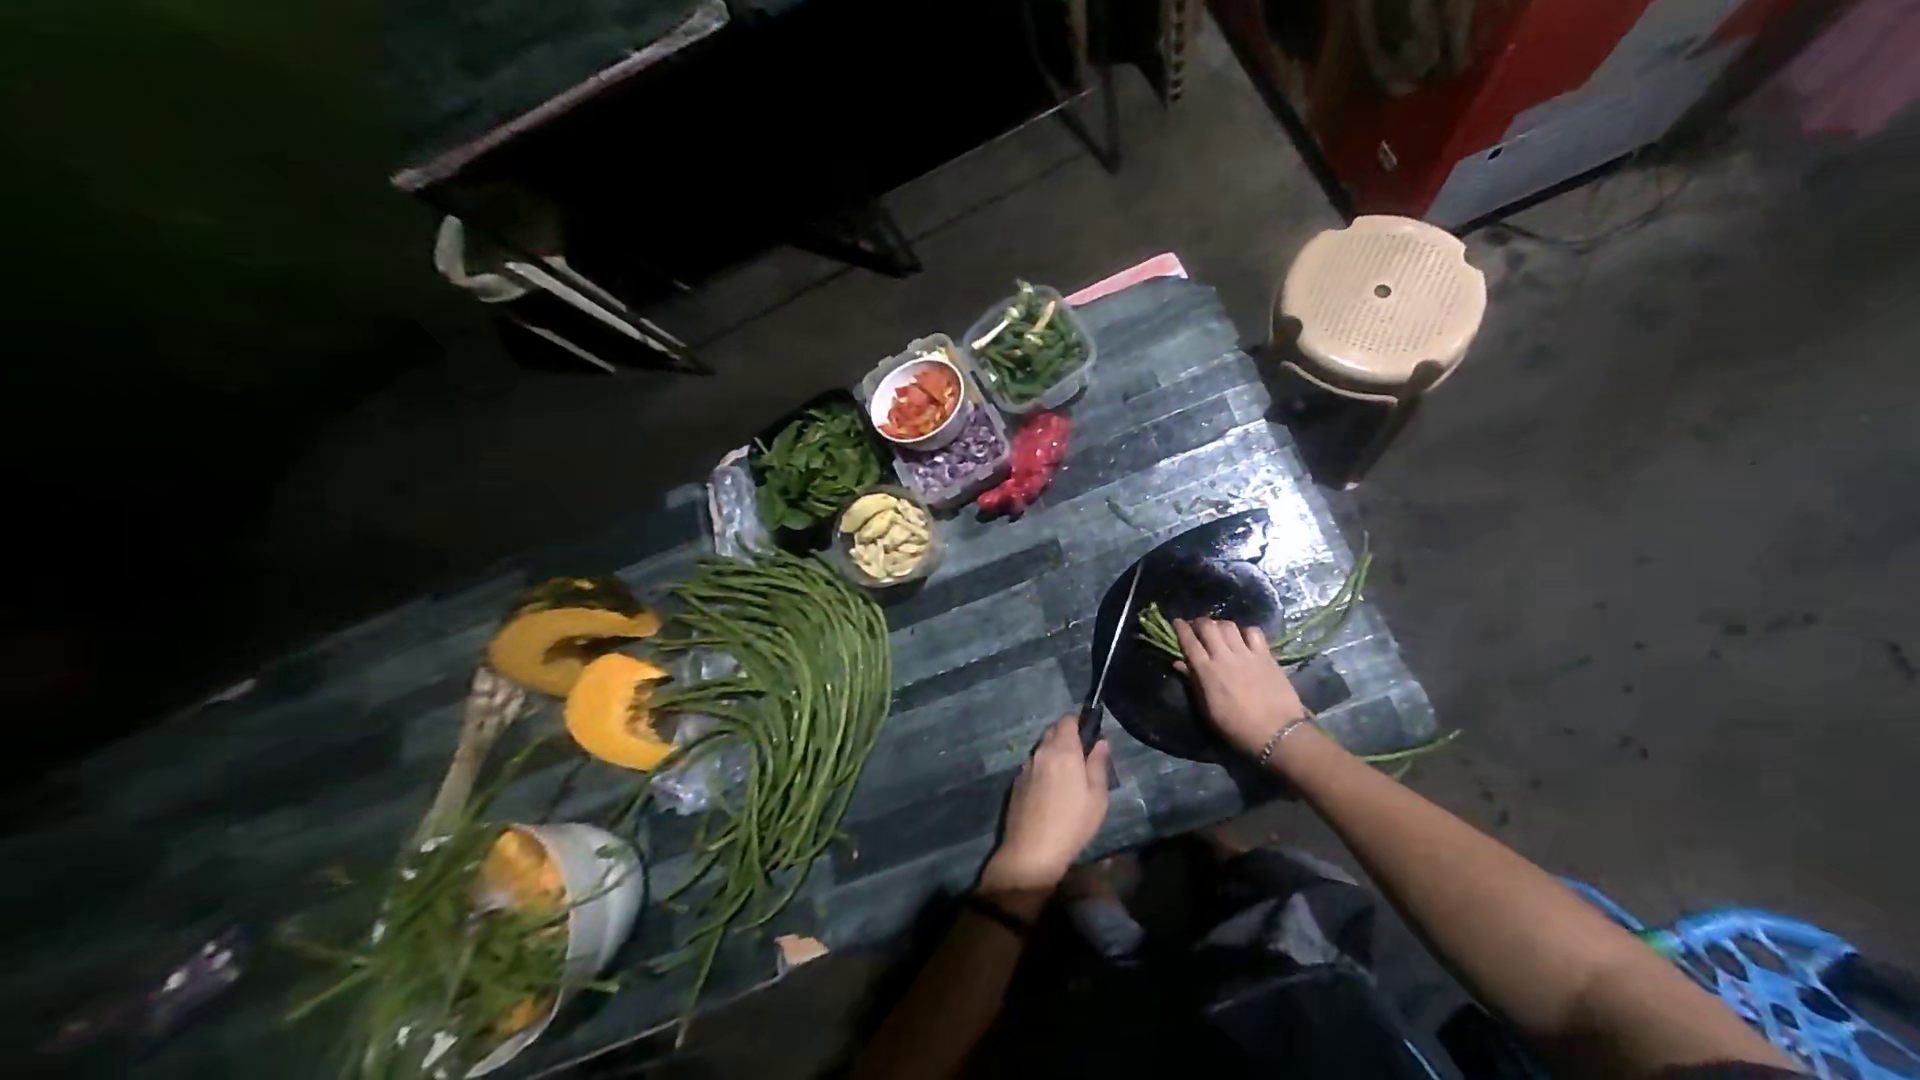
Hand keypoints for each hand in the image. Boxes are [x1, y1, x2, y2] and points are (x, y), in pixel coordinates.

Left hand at [981, 715, 1111, 892]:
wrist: (1031, 850)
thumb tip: (1101, 742)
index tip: (1089, 730)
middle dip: (1067, 735)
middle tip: (1083, 753)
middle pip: (1053, 731)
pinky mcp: (1017, 782)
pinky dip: (1044, 767)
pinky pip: (1034, 765)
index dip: (1078, 720)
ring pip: (1042, 748)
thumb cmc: (1072, 822)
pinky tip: (1051, 788)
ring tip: (1068, 773)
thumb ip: (1098, 764)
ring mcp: (1026, 767)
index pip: (1067, 720)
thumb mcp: (1097, 796)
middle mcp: (1041, 752)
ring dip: (1054, 752)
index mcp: (1062, 750)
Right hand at [1173, 618, 1307, 758]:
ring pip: (1229, 625)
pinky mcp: (1266, 656)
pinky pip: (1254, 632)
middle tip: (1197, 627)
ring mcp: (1247, 654)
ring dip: (1220, 624)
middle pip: (1208, 626)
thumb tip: (1179, 663)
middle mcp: (1224, 657)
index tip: (1176, 622)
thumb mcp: (1207, 710)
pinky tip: (1243, 638)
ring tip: (1219, 630)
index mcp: (1207, 671)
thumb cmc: (1236, 727)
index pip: (1189, 641)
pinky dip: (1245, 631)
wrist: (1277, 733)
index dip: (1181, 628)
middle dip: (1199, 622)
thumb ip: (1193, 683)